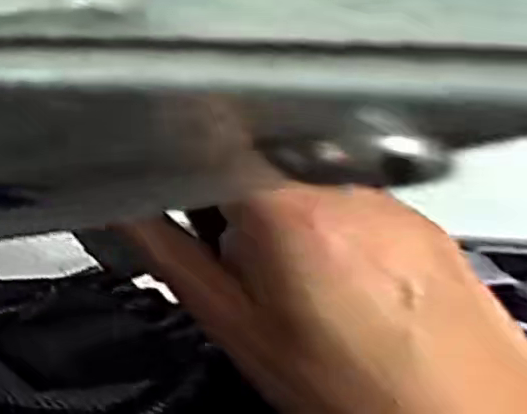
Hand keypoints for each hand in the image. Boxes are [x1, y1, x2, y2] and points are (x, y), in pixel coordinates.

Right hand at [120, 185, 526, 413]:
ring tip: (286, 269)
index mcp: (286, 204)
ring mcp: (392, 205)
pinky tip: (329, 275)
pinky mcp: (422, 224)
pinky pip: (338, 194)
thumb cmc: (363, 399)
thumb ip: (153, 240)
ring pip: (285, 172)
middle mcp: (345, 189)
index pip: (189, 138)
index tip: (155, 190)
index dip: (161, 159)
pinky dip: (316, 221)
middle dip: (214, 191)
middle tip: (226, 249)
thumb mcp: (224, 314)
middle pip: (237, 154)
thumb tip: (104, 196)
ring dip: (266, 204)